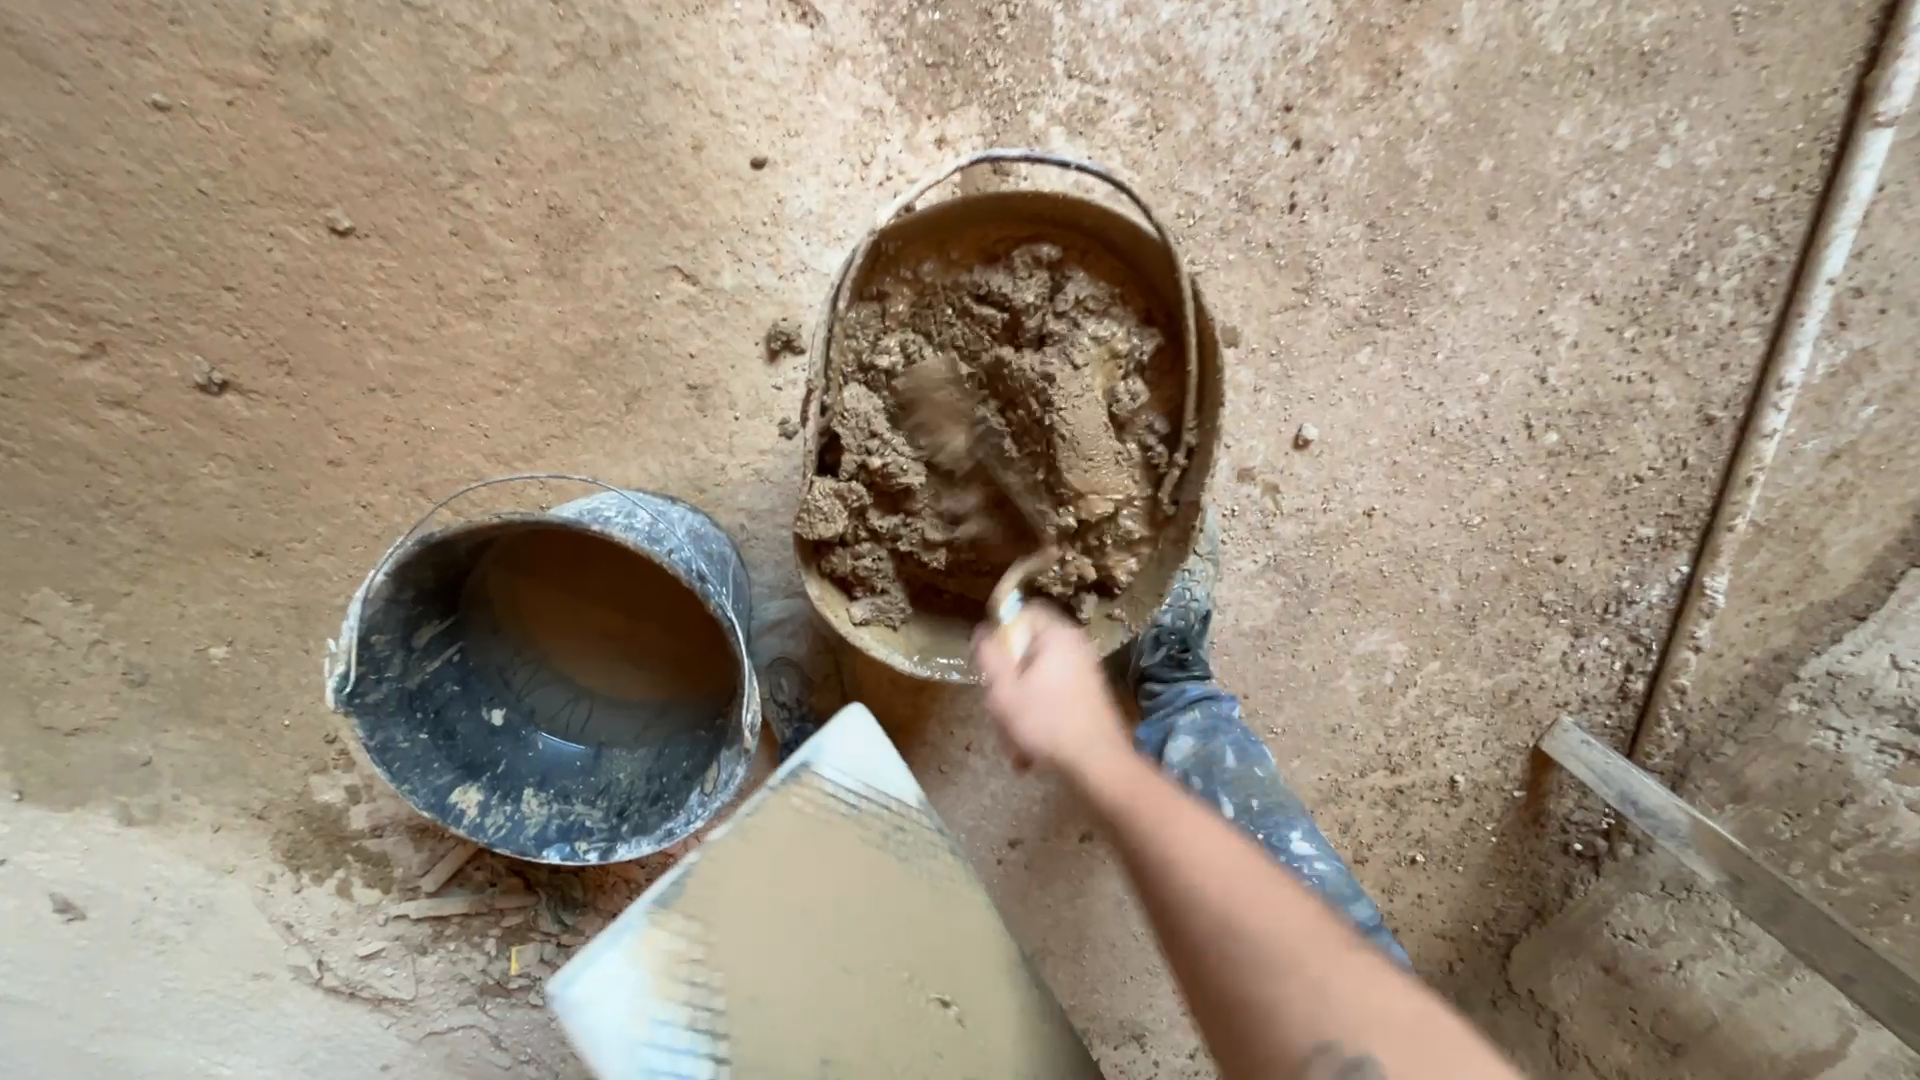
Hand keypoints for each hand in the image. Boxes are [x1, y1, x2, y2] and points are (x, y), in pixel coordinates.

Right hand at [972, 602, 1131, 779]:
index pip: (1024, 612)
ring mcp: (1085, 673)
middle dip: (1007, 682)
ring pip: (1036, 681)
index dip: (1001, 631)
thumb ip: (989, 656)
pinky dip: (1038, 720)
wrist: (1098, 764)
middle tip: (997, 708)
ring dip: (1019, 709)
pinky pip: (1052, 699)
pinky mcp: (1089, 698)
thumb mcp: (1004, 690)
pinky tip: (1028, 753)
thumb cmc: (1046, 722)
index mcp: (1057, 636)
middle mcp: (1075, 647)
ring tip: (1012, 741)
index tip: (988, 660)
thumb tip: (983, 631)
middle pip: (1027, 651)